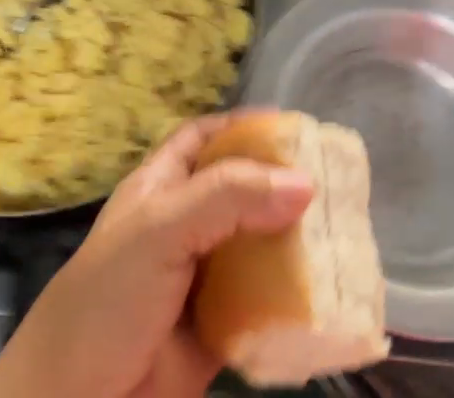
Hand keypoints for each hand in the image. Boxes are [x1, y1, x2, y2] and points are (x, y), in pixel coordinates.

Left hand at [0, 113, 313, 397]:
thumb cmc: (106, 300)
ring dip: (297, 241)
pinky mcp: (222, 328)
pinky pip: (266, 304)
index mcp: (160, 189)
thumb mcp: (158, 230)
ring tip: (347, 229)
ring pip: (259, 246)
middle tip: (337, 180)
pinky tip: (331, 287)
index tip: (294, 126)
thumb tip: (305, 183)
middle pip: (242, 191)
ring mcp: (204, 278)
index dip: (242, 126)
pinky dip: (295, 297)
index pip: (202, 139)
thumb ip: (226, 198)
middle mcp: (185, 226)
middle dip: (283, 184)